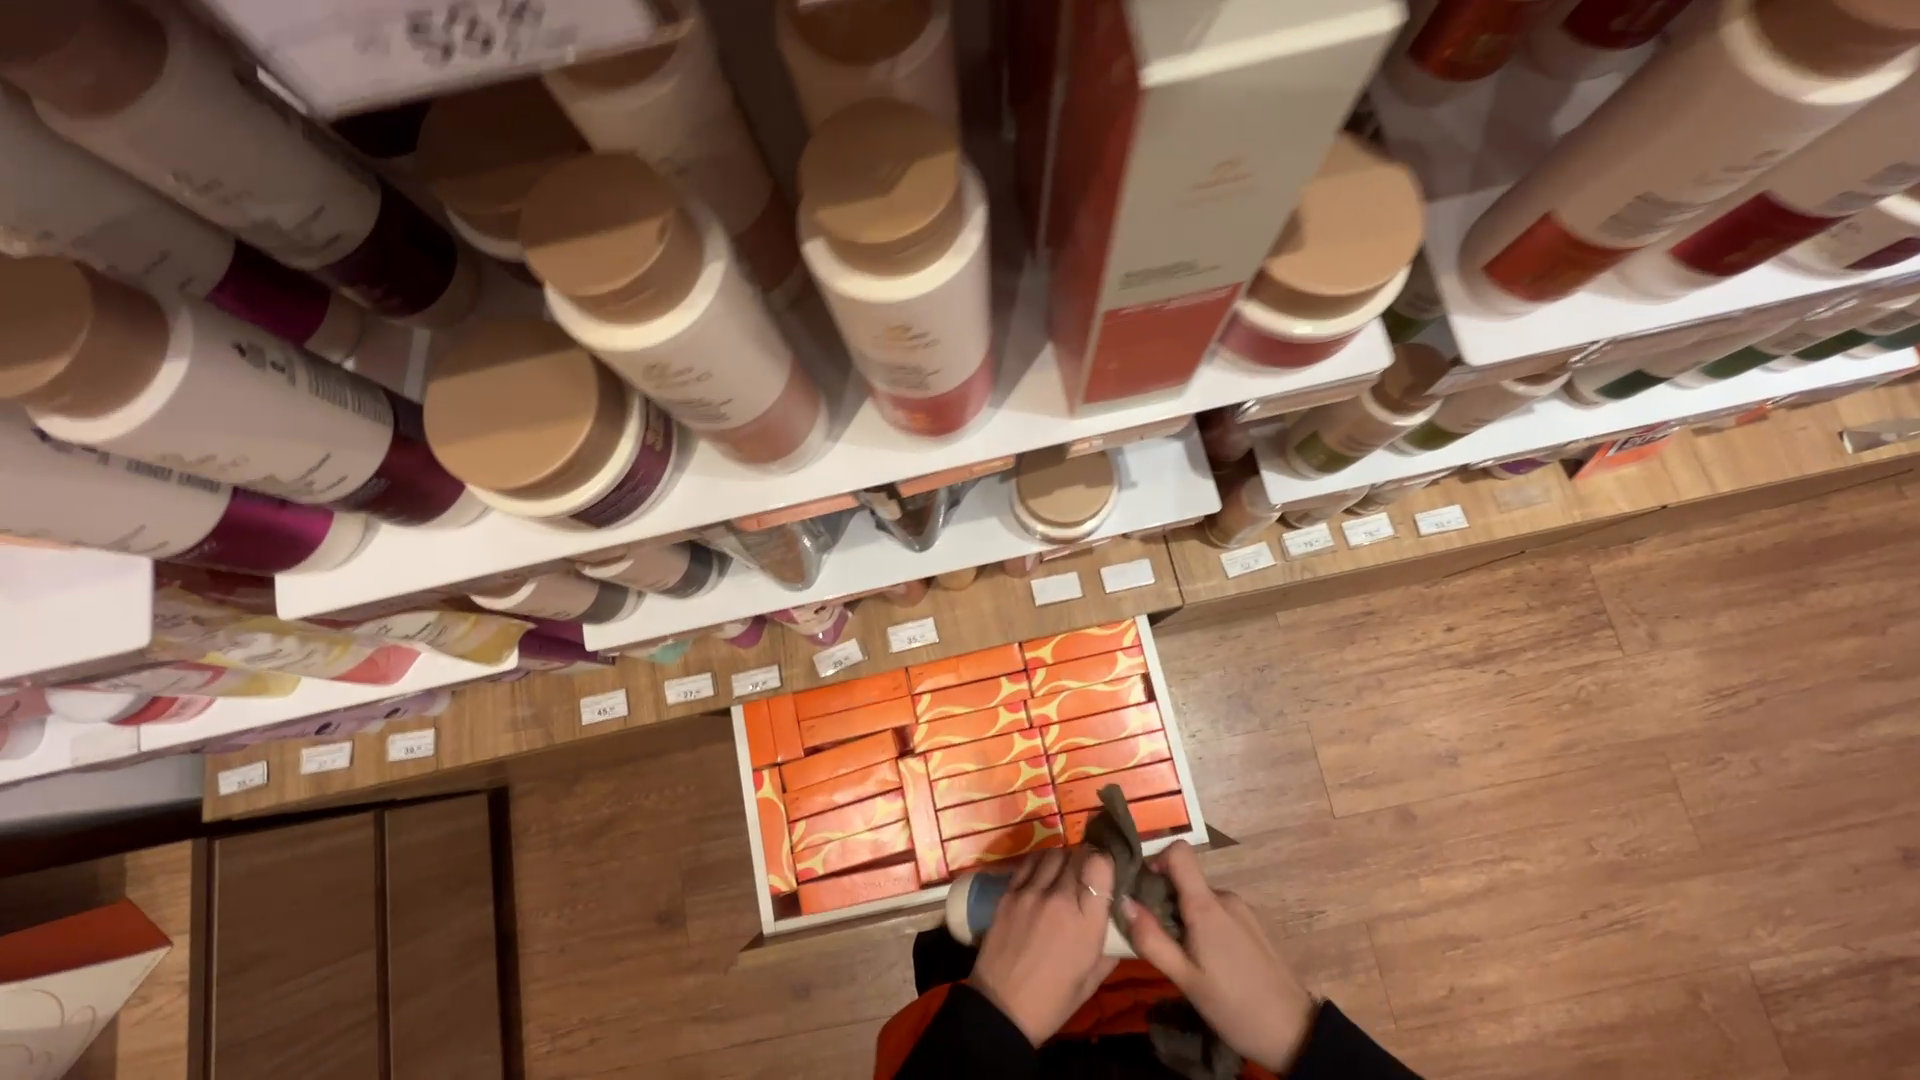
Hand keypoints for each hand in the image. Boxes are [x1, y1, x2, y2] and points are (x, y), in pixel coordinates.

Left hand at [968, 847, 1119, 1044]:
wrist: (1003, 1008)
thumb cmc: (1054, 1000)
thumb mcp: (1093, 978)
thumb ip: (1109, 945)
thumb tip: (1118, 921)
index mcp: (1086, 922)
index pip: (1100, 864)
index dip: (1105, 862)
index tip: (1106, 870)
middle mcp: (1060, 899)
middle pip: (1077, 855)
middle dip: (1086, 859)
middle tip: (1088, 872)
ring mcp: (1031, 893)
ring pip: (1053, 854)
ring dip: (1063, 859)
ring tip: (1065, 873)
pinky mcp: (1008, 893)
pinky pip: (1028, 863)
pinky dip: (1039, 863)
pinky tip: (1042, 875)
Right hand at [1122, 841, 1316, 1071]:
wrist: (1295, 1033)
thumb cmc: (1234, 1006)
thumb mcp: (1185, 979)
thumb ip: (1152, 939)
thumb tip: (1123, 901)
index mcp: (1207, 906)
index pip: (1179, 852)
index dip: (1156, 860)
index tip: (1142, 889)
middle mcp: (1225, 898)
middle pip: (1186, 881)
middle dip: (1165, 901)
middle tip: (1158, 939)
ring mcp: (1242, 911)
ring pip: (1200, 900)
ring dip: (1184, 918)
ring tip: (1183, 958)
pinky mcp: (1253, 926)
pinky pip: (1218, 913)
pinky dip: (1203, 927)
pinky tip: (1208, 963)